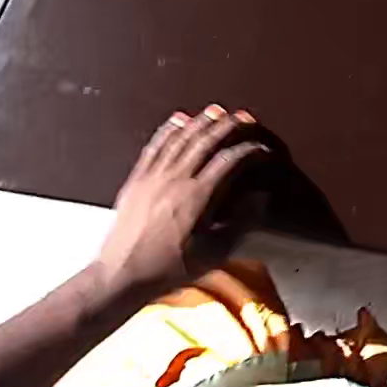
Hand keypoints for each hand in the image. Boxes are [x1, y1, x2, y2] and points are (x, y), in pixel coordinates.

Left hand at [95, 105, 267, 296]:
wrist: (121, 276)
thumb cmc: (171, 267)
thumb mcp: (216, 252)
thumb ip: (242, 222)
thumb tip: (260, 196)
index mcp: (198, 196)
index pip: (230, 161)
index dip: (251, 151)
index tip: (265, 151)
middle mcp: (176, 179)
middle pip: (207, 142)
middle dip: (230, 126)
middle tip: (246, 118)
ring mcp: (153, 176)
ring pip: (181, 139)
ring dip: (202, 122)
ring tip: (218, 111)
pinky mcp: (137, 179)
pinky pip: (154, 147)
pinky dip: (168, 130)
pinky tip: (179, 119)